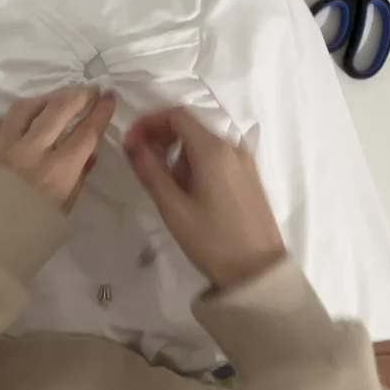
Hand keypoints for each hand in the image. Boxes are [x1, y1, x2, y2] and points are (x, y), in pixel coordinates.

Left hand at [0, 86, 116, 212]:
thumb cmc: (27, 236)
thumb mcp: (62, 212)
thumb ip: (77, 179)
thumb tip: (89, 152)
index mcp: (57, 171)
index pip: (86, 132)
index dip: (101, 112)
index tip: (109, 98)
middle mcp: (32, 150)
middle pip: (59, 109)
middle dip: (78, 95)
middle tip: (88, 91)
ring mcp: (4, 144)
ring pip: (27, 107)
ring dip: (46, 99)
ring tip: (54, 100)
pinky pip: (0, 120)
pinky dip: (14, 117)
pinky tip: (20, 120)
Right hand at [123, 107, 285, 290]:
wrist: (259, 274)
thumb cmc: (212, 241)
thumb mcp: (173, 208)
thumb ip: (150, 170)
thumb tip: (132, 142)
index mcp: (213, 150)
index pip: (176, 115)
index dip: (148, 122)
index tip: (130, 143)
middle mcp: (232, 147)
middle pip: (189, 126)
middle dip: (161, 138)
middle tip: (142, 164)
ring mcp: (244, 161)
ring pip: (201, 142)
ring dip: (177, 154)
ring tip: (168, 188)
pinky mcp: (249, 176)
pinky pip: (216, 156)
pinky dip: (195, 163)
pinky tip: (189, 192)